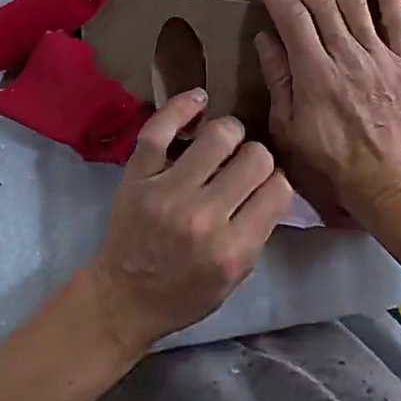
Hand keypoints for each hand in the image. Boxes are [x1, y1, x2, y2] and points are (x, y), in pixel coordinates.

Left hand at [83, 90, 294, 348]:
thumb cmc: (186, 292)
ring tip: (222, 144)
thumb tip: (275, 176)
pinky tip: (200, 99)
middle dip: (256, 158)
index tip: (263, 185)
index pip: (278, 188)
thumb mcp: (237, 275)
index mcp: (232, 249)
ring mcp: (167, 193)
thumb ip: (260, 227)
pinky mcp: (138, 176)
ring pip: (220, 134)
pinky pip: (161, 128)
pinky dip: (182, 107)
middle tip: (241, 168)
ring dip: (230, 134)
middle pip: (256, 156)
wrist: (122, 301)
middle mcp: (202, 218)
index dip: (276, 181)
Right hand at [248, 0, 400, 218]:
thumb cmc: (330, 157)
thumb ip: (279, 78)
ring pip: (354, 1)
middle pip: (320, 0)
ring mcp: (378, 54)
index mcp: (316, 74)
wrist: (385, 176)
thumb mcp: (289, 127)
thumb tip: (265, 36)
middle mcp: (347, 56)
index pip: (291, 17)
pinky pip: (396, 18)